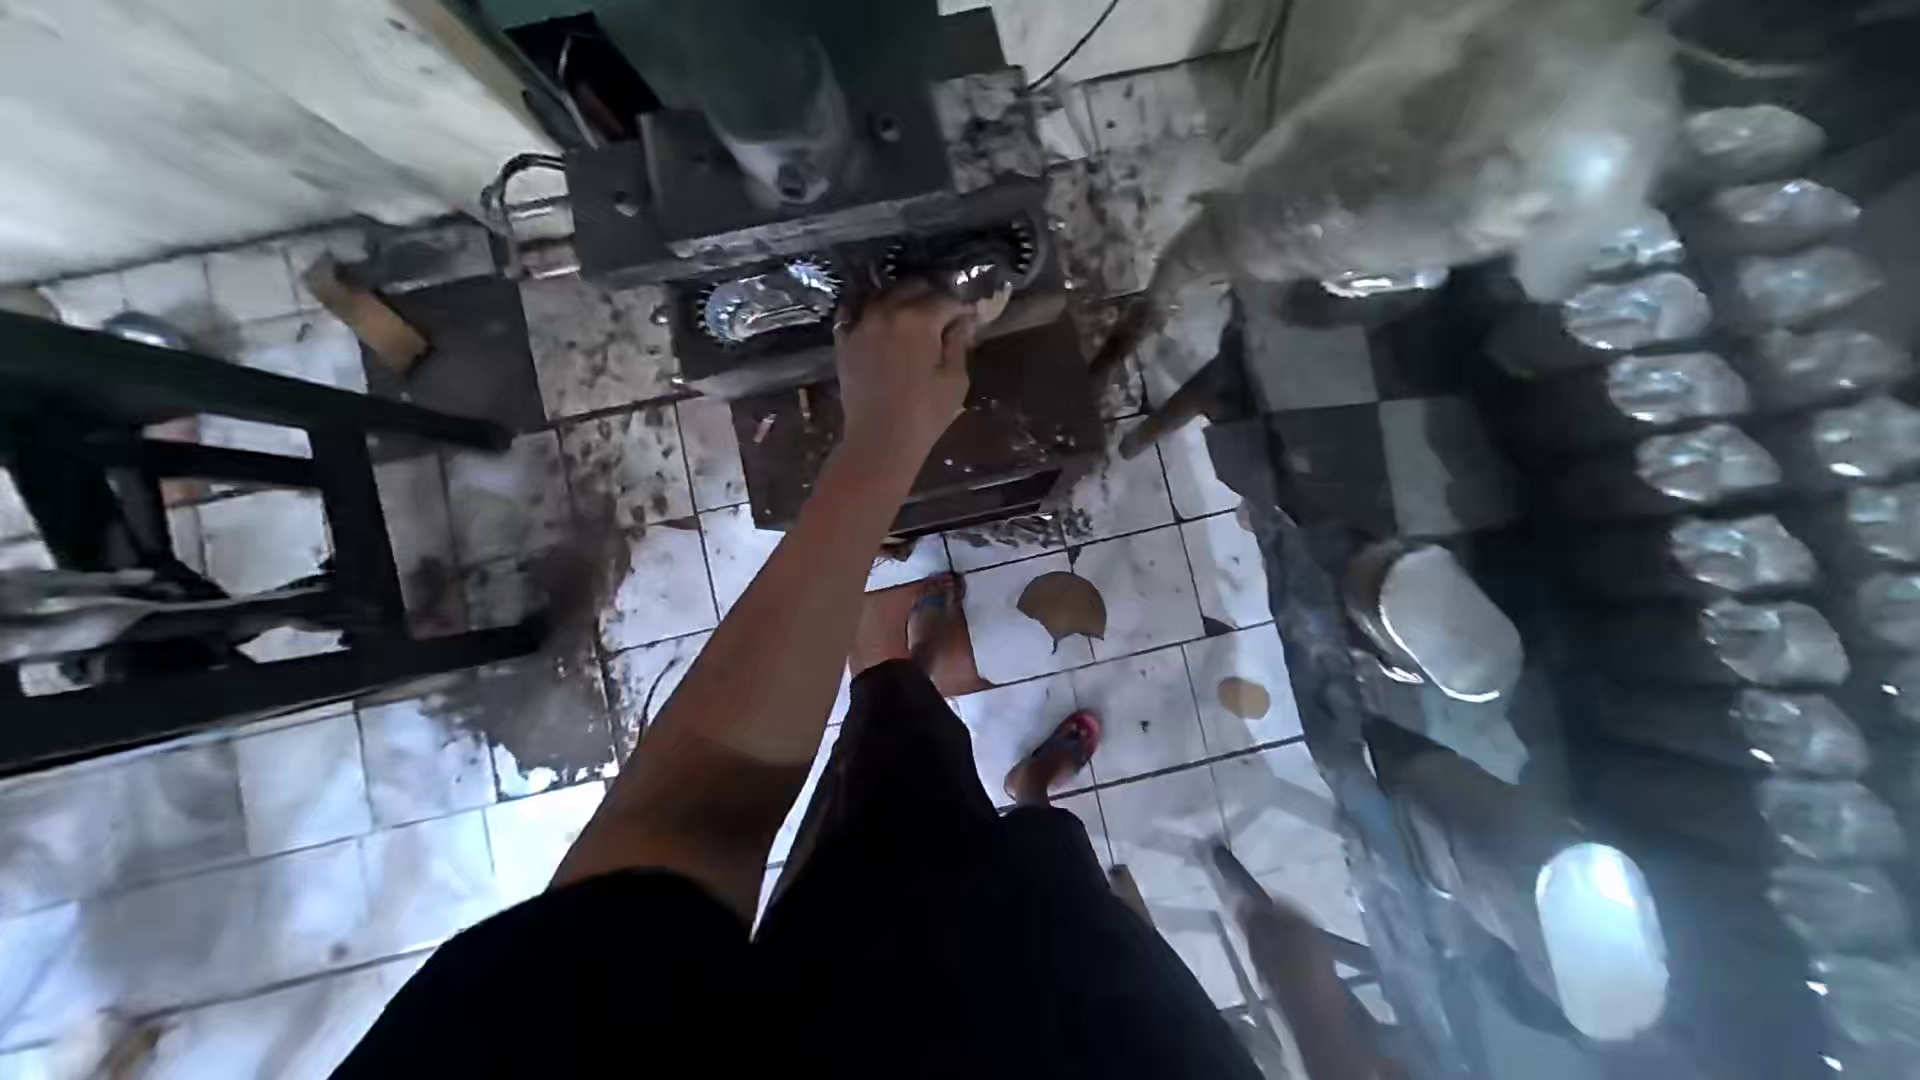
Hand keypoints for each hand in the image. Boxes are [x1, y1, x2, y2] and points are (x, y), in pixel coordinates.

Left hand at [834, 284, 975, 458]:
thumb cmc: (925, 414)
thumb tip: (962, 323)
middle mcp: (887, 313)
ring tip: (912, 314)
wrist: (880, 440)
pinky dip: (867, 312)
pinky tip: (877, 320)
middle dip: (932, 296)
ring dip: (900, 299)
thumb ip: (958, 345)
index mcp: (919, 320)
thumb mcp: (955, 381)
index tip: (969, 318)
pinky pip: (853, 315)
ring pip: (882, 296)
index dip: (961, 308)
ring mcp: (861, 326)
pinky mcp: (845, 343)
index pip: (945, 300)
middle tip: (943, 313)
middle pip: (912, 289)